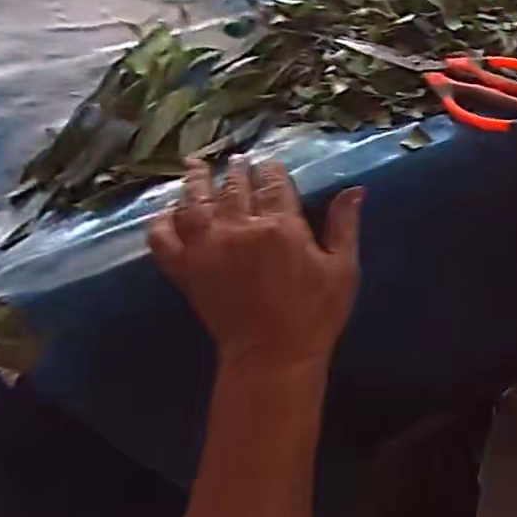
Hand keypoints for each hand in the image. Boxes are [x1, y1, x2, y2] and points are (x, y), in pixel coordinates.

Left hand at [148, 158, 361, 369]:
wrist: (273, 356)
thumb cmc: (315, 314)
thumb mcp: (342, 270)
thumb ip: (344, 226)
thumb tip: (355, 189)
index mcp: (280, 226)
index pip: (274, 184)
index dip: (272, 170)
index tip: (271, 164)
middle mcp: (239, 228)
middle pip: (234, 187)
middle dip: (236, 170)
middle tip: (236, 160)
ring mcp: (207, 248)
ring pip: (195, 202)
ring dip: (196, 181)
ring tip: (195, 165)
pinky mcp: (186, 271)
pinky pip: (164, 239)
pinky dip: (161, 222)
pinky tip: (166, 212)